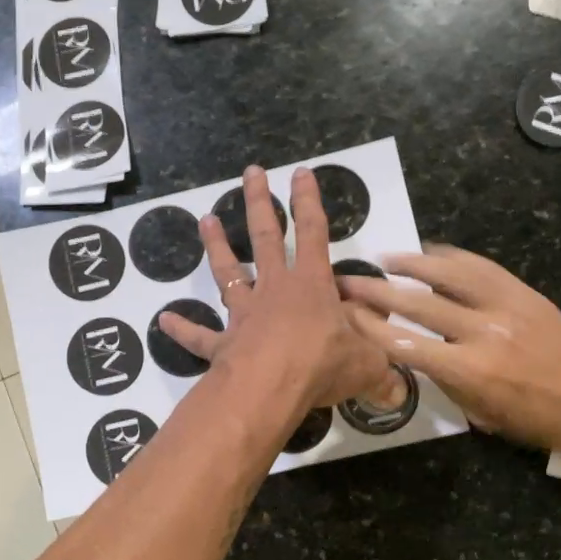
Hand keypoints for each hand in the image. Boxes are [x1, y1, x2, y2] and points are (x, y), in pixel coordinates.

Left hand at [158, 165, 396, 411]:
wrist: (270, 387)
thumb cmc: (321, 365)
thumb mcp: (366, 365)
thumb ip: (378, 369)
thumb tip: (395, 386)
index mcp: (311, 285)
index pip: (313, 234)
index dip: (309, 202)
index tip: (301, 172)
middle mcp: (275, 290)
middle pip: (265, 237)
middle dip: (260, 202)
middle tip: (251, 172)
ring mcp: (244, 315)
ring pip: (228, 273)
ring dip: (216, 246)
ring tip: (205, 219)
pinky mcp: (222, 345)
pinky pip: (200, 335)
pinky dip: (182, 329)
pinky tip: (164, 320)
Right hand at [338, 245, 560, 455]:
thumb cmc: (540, 421)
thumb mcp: (482, 414)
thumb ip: (446, 381)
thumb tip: (417, 355)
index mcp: (471, 370)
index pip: (405, 342)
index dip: (370, 326)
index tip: (345, 313)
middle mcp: (484, 331)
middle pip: (418, 303)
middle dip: (377, 291)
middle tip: (348, 280)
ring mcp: (507, 305)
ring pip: (449, 273)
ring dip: (412, 263)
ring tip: (385, 258)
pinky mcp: (524, 292)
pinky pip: (482, 267)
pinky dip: (452, 258)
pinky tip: (432, 254)